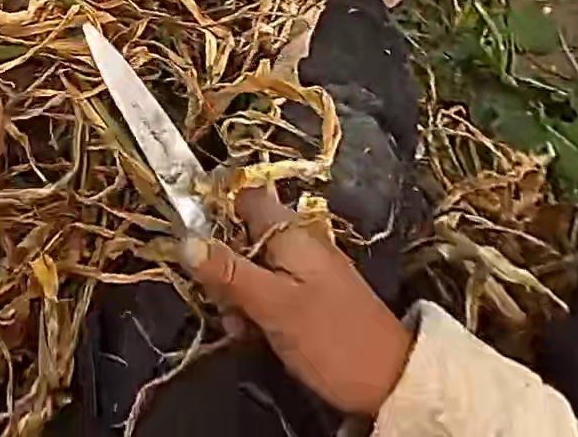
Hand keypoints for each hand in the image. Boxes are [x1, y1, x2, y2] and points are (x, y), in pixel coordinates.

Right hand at [181, 186, 412, 415]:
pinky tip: (253, 332)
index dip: (212, 207)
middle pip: (239, 232)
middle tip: (222, 300)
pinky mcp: (306, 292)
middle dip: (221, 263)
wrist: (393, 384)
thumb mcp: (274, 305)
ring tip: (240, 326)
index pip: (240, 194)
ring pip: (249, 263)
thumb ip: (228, 272)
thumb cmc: (332, 337)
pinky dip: (254, 305)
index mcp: (287, 229)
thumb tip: (183, 241)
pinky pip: (266, 286)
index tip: (191, 235)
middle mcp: (293, 238)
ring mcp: (301, 266)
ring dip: (236, 291)